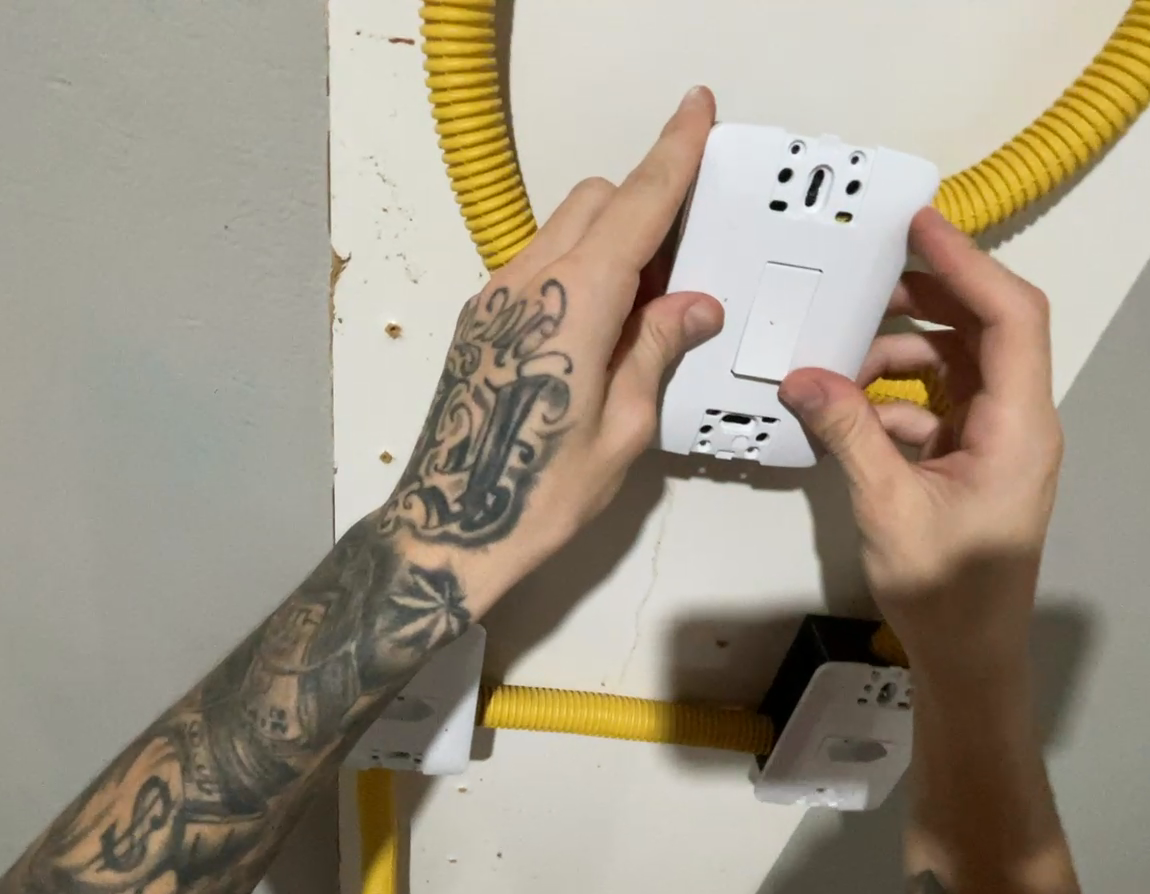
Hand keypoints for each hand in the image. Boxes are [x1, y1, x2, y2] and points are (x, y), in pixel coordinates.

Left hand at [376, 88, 724, 614]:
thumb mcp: (623, 428)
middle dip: (645, 205)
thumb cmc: (540, 490)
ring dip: (609, 240)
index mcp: (575, 303)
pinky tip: (596, 327)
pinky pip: (536, 265)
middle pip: (594, 202)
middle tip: (685, 260)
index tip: (699, 111)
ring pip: (561, 231)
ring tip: (643, 307)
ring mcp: (494, 299)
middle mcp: (527, 283)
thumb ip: (655, 351)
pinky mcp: (479, 321)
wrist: (451, 526)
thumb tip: (692, 306)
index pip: (636, 206)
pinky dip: (576, 269)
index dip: (674, 155)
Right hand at [779, 208, 1063, 673]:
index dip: (968, 265)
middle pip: (980, 335)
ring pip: (950, 371)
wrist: (966, 652)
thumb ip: (849, 435)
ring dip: (895, 360)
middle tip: (859, 288)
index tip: (917, 228)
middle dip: (922, 305)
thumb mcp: (888, 506)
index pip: (1011, 318)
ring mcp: (991, 442)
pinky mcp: (965, 462)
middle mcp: (1015, 422)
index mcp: (1019, 425)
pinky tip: (846, 416)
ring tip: (836, 364)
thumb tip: (802, 377)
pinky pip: (930, 409)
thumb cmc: (945, 588)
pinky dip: (889, 403)